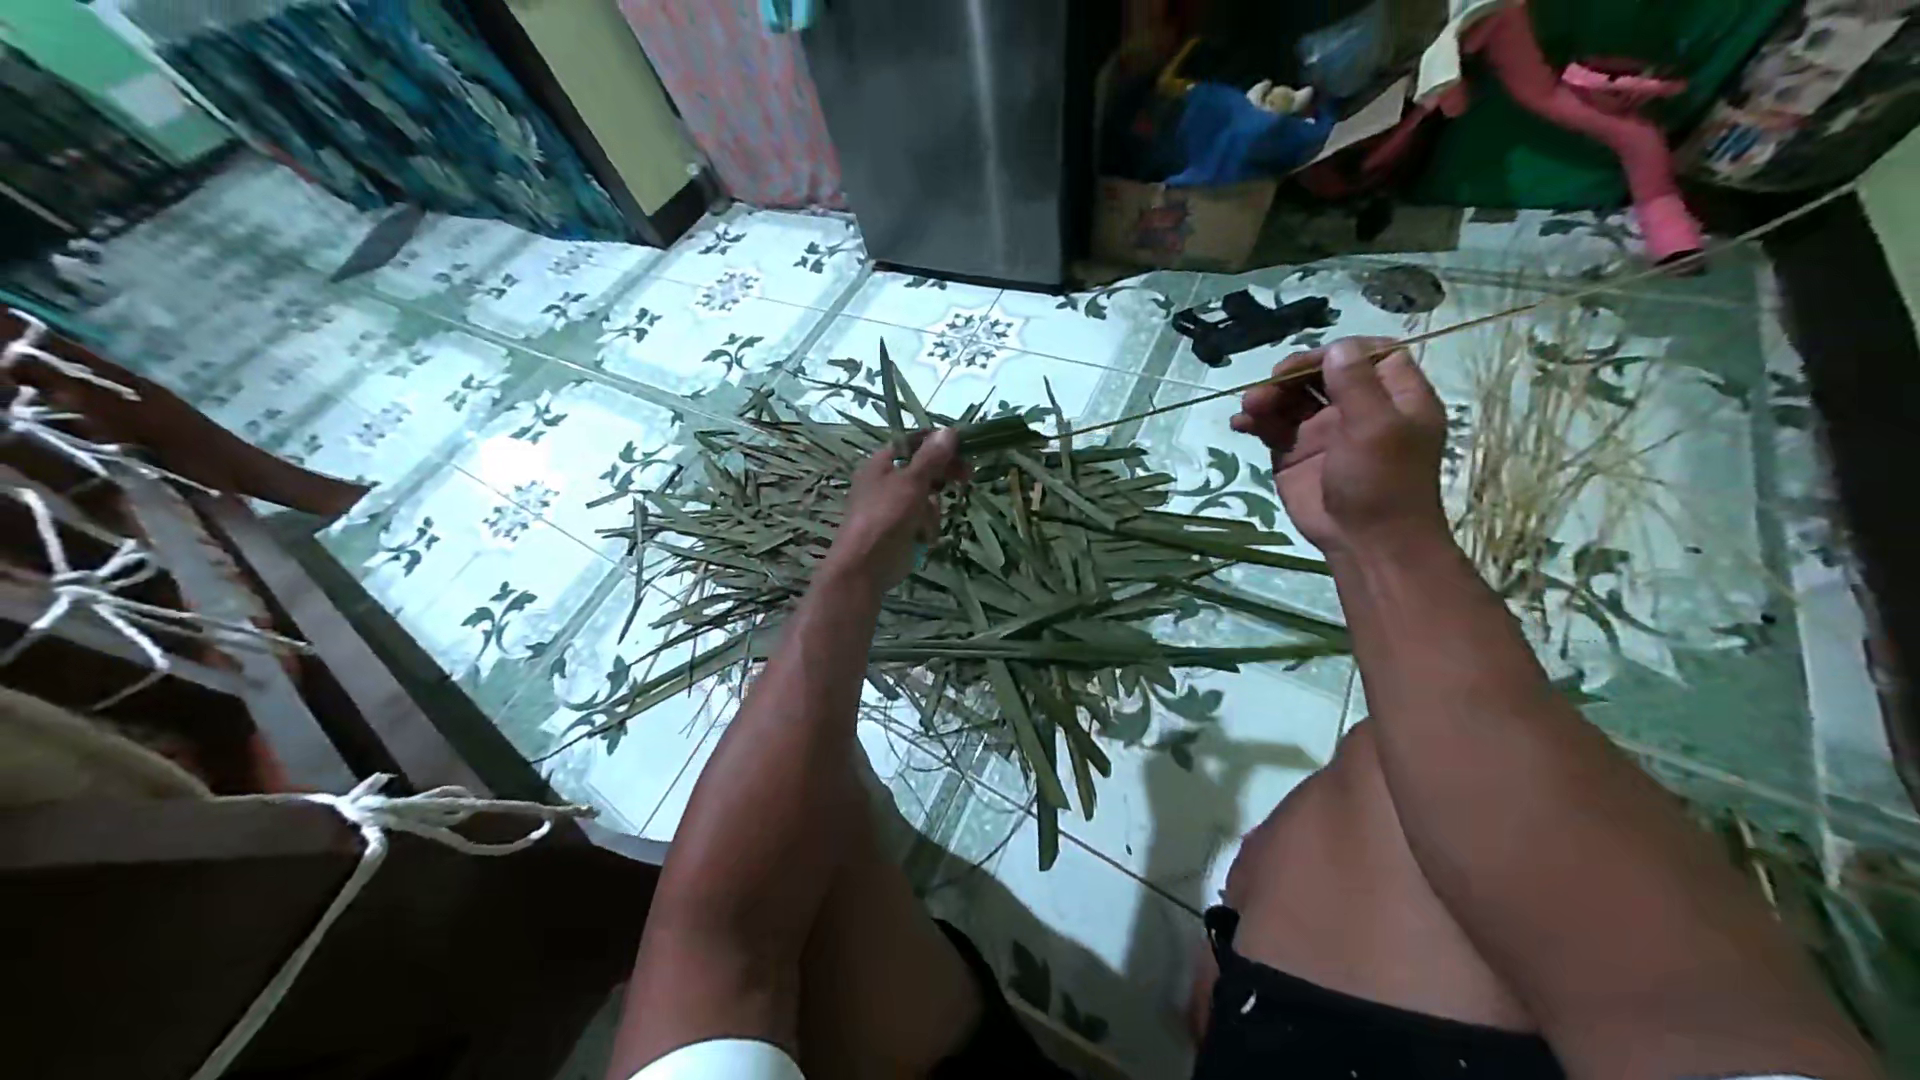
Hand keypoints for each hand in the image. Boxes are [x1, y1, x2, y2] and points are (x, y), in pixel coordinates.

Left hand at [823, 429, 966, 592]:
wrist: (866, 565)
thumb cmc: (885, 516)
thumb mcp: (911, 481)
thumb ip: (932, 457)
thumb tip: (950, 431)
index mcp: (881, 464)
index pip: (913, 443)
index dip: (937, 444)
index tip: (962, 448)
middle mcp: (886, 482)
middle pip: (923, 470)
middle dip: (942, 477)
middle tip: (966, 478)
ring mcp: (894, 507)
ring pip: (927, 498)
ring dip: (932, 509)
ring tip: (926, 521)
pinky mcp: (901, 530)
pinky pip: (923, 520)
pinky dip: (927, 527)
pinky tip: (923, 537)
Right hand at [1230, 336, 1448, 556]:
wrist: (1365, 542)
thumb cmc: (1383, 482)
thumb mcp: (1378, 427)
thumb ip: (1356, 384)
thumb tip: (1337, 347)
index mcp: (1393, 397)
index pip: (1370, 354)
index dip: (1341, 351)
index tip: (1313, 361)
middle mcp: (1358, 408)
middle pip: (1322, 373)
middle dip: (1294, 373)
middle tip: (1271, 383)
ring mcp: (1323, 431)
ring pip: (1292, 398)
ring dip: (1268, 396)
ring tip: (1250, 407)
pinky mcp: (1294, 453)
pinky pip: (1271, 426)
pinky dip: (1254, 421)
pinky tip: (1240, 424)